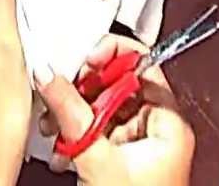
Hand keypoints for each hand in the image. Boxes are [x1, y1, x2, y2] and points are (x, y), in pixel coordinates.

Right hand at [39, 36, 194, 185]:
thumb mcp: (99, 163)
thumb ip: (72, 114)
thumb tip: (49, 73)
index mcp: (168, 124)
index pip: (142, 64)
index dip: (112, 54)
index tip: (86, 60)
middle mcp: (157, 131)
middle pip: (118, 84)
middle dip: (84, 88)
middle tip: (63, 91)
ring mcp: (138, 149)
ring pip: (103, 108)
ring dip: (74, 112)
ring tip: (55, 122)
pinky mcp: (121, 165)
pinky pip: (97, 132)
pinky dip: (76, 135)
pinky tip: (61, 147)